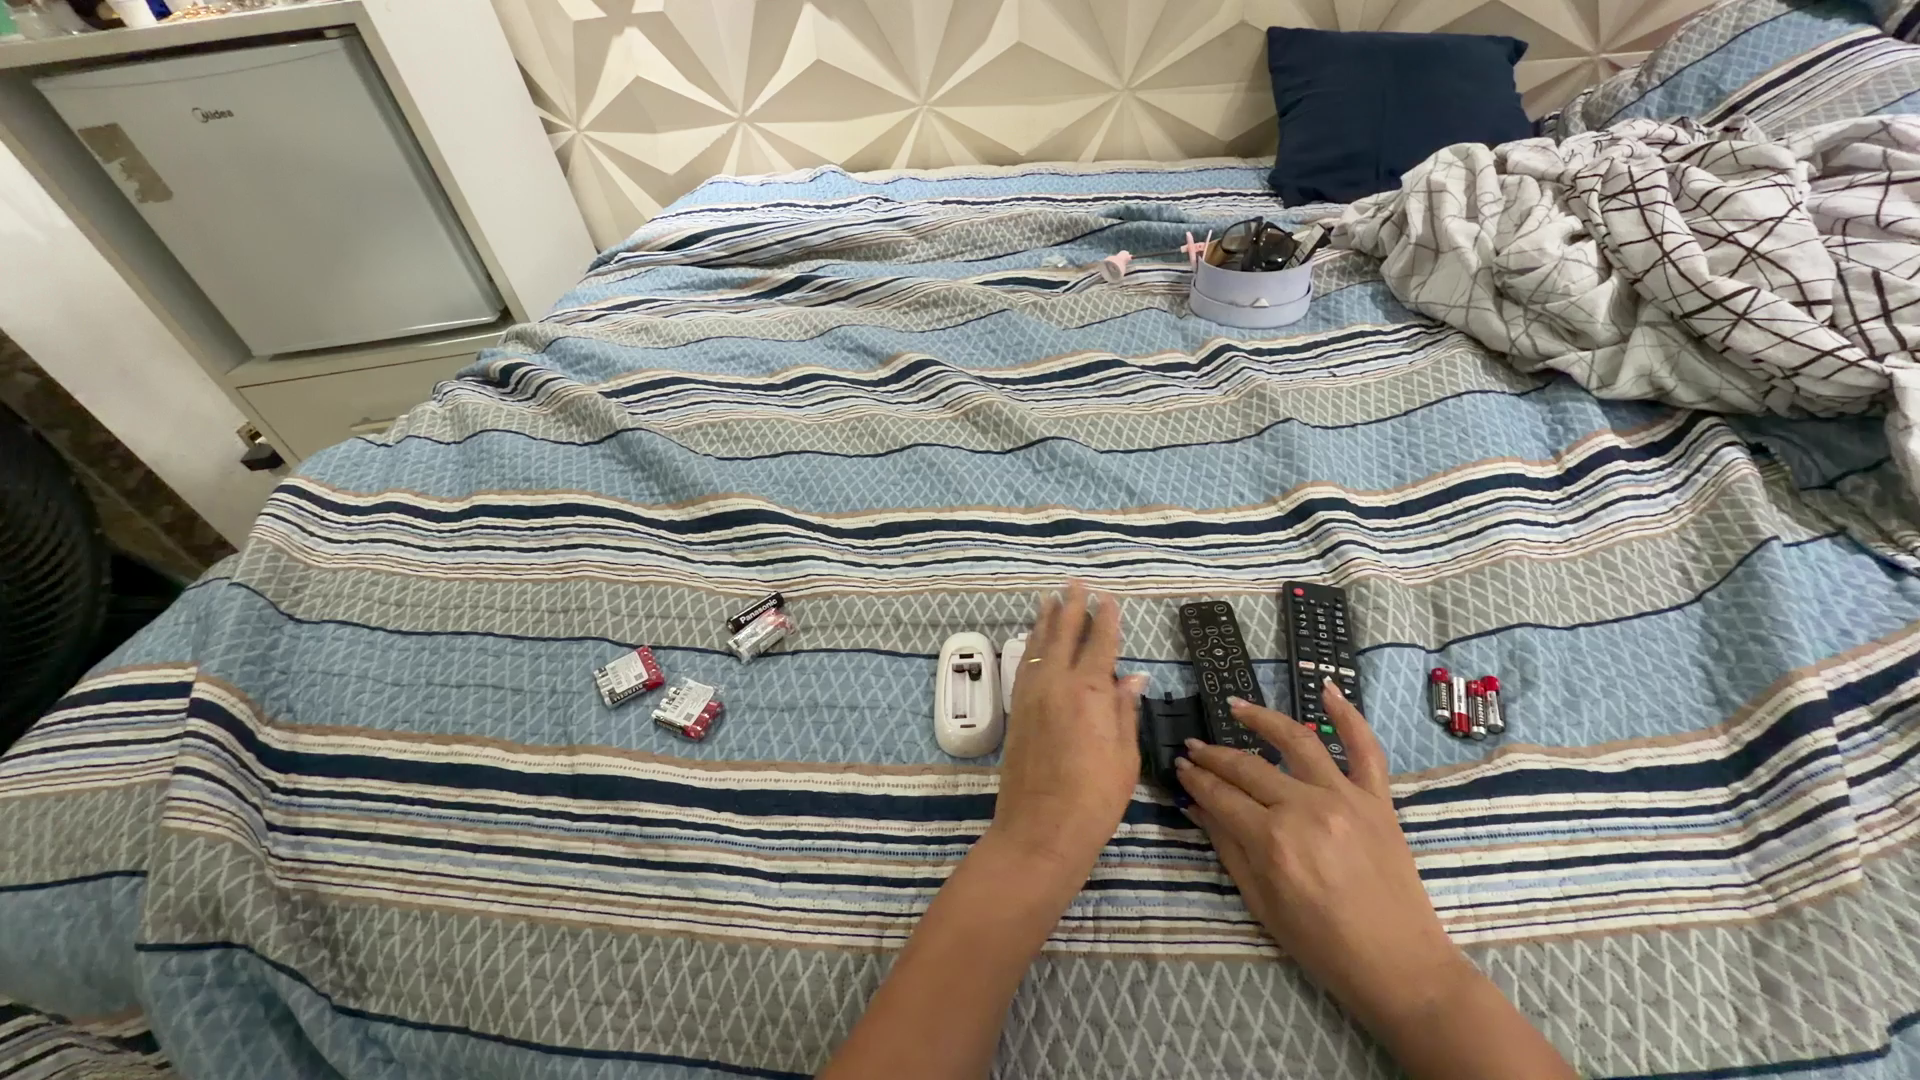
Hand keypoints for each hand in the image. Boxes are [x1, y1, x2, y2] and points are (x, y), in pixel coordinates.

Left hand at [990, 582, 1146, 870]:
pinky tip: (1033, 642)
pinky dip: (1031, 647)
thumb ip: (1124, 710)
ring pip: (1037, 646)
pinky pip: (1024, 666)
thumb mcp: (1125, 755)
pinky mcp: (1016, 711)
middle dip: (1070, 607)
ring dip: (1045, 620)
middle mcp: (1055, 684)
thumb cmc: (1094, 798)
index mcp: (1088, 690)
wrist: (1040, 829)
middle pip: (1062, 634)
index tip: (1108, 597)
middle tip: (1074, 584)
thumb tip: (1132, 676)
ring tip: (1049, 599)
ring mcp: (1030, 696)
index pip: (1099, 642)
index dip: (1105, 618)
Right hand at [1175, 680, 1472, 1038]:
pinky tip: (1327, 689)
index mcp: (1272, 840)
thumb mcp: (1261, 902)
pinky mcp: (1377, 800)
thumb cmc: (1322, 944)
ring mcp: (1345, 798)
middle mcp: (1305, 809)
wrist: (1400, 965)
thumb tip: (1196, 807)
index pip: (1220, 795)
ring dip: (1261, 719)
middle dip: (1214, 755)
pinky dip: (1348, 716)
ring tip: (1236, 707)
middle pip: (1248, 767)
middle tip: (1192, 746)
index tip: (1178, 766)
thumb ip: (1227, 848)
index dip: (1195, 779)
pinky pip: (1365, 749)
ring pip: (1297, 742)